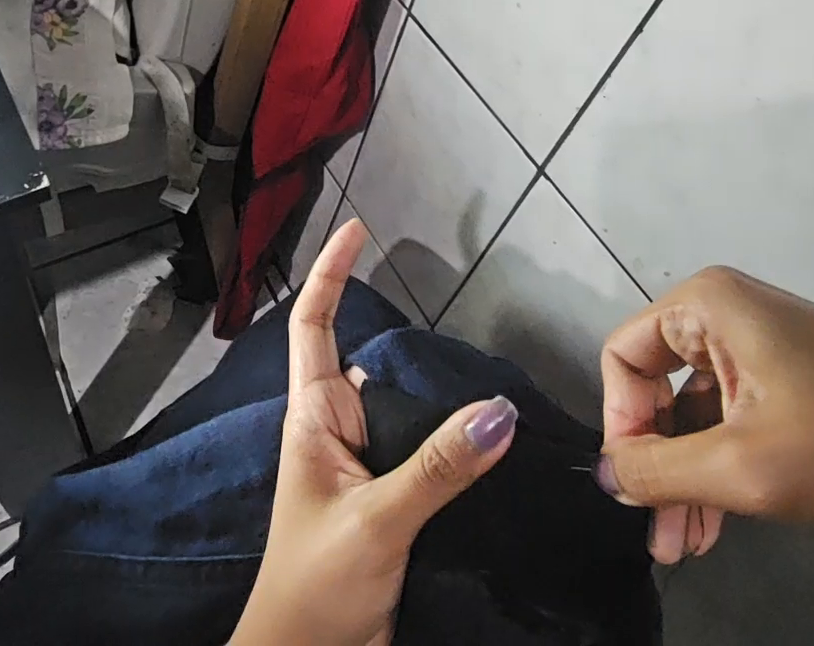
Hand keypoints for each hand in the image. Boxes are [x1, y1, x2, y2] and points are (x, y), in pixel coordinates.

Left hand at [230, 221, 516, 645]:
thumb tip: (500, 409)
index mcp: (313, 414)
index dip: (330, 272)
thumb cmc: (318, 584)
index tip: (357, 229)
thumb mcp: (378, 520)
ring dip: (435, 388)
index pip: (312, 322)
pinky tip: (486, 429)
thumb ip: (439, 467)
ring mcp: (362, 458)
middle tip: (463, 327)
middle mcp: (335, 424)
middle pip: (368, 356)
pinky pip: (421, 443)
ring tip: (489, 375)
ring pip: (401, 401)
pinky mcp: (387, 491)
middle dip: (405, 335)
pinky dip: (449, 431)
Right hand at [596, 265, 813, 560]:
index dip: (620, 424)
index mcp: (704, 307)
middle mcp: (725, 314)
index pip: (623, 359)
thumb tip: (606, 474)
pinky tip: (720, 525)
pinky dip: (721, 469)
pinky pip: (732, 420)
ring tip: (687, 546)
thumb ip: (660, 471)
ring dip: (688, 477)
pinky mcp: (793, 380)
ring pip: (694, 413)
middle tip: (661, 538)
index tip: (637, 489)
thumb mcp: (747, 468)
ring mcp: (761, 347)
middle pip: (657, 388)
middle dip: (657, 464)